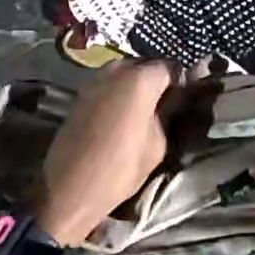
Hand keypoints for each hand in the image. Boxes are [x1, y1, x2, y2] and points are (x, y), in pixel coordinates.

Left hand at [36, 61, 180, 243]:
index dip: (183, 83)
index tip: (185, 101)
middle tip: (167, 107)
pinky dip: (120, 93)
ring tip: (145, 113)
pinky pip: (111, 84)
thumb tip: (180, 98)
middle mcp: (118, 67)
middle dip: (159, 82)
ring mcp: (96, 77)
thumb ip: (170, 112)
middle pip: (148, 66)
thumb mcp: (158, 143)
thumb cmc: (121, 167)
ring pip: (128, 74)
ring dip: (139, 87)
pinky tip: (123, 116)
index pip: (173, 67)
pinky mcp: (81, 91)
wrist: (69, 188)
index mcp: (141, 77)